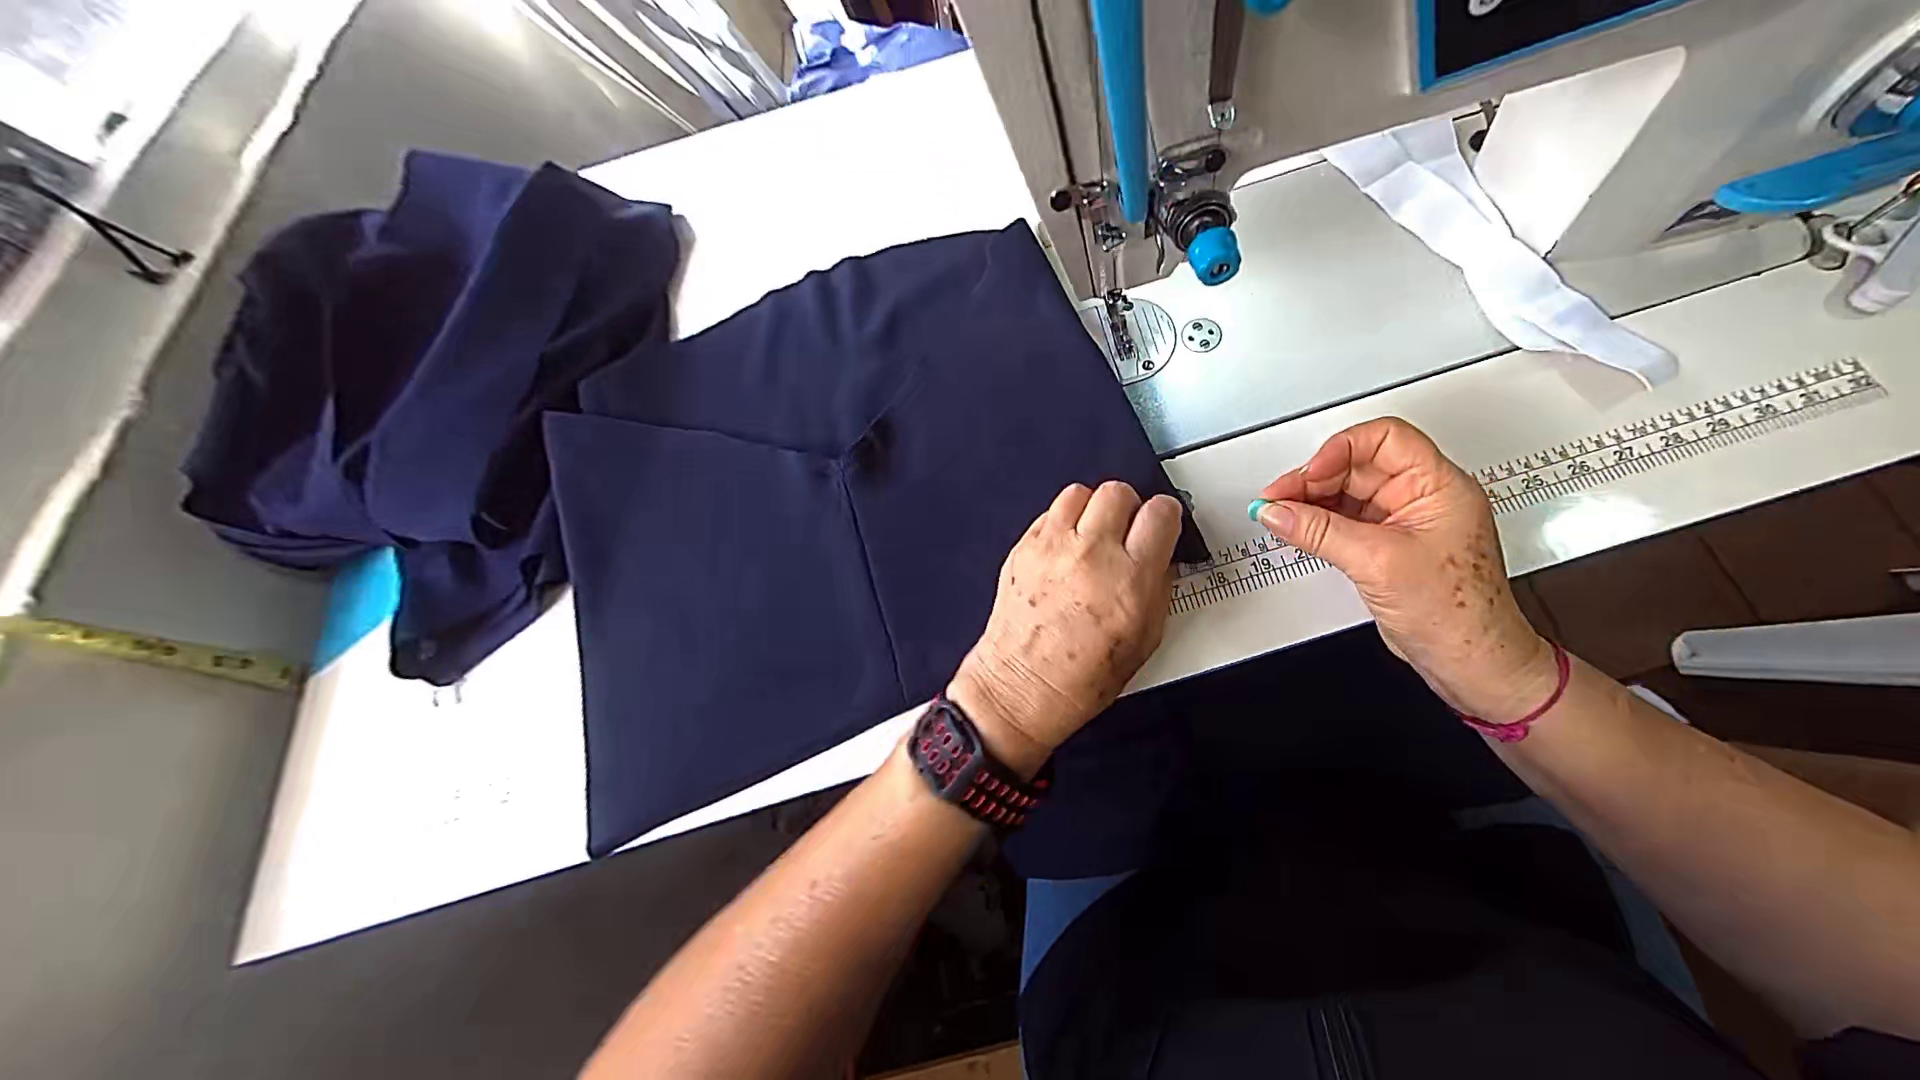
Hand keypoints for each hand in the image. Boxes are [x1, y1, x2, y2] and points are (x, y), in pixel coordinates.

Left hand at [946, 481, 1183, 776]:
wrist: (1023, 686)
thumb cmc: (1080, 677)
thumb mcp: (1146, 638)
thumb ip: (1158, 587)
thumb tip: (1160, 556)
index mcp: (1130, 580)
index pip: (1160, 512)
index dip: (1164, 515)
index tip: (1160, 523)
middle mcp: (1090, 555)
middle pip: (1118, 492)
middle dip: (1128, 507)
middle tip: (1125, 528)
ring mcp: (1052, 548)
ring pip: (1080, 492)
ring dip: (1091, 509)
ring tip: (1092, 534)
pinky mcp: (1023, 548)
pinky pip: (1049, 513)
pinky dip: (1061, 523)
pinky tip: (1065, 547)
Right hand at [1253, 417, 1557, 720]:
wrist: (1467, 659)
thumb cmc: (1457, 613)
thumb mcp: (1377, 562)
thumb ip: (1319, 531)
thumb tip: (1276, 512)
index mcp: (1438, 486)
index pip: (1384, 439)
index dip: (1340, 450)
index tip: (1307, 475)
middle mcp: (1420, 497)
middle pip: (1355, 464)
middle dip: (1312, 478)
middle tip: (1277, 498)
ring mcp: (1400, 520)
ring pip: (1344, 491)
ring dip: (1308, 500)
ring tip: (1279, 514)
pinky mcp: (1383, 543)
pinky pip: (1341, 518)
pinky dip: (1314, 521)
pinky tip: (1295, 528)